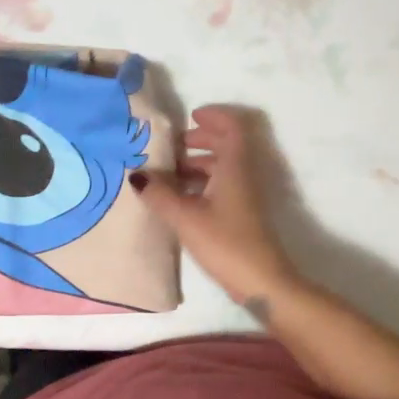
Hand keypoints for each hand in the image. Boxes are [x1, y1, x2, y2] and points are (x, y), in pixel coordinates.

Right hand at [134, 106, 297, 309]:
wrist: (262, 282)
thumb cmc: (226, 243)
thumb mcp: (186, 217)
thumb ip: (159, 194)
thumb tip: (136, 176)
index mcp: (235, 166)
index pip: (232, 127)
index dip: (213, 116)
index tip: (191, 116)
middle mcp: (243, 176)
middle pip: (226, 146)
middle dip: (200, 141)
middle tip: (171, 147)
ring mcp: (245, 197)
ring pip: (221, 169)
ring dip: (197, 165)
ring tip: (166, 175)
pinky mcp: (241, 216)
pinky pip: (220, 187)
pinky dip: (200, 185)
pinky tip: (178, 200)